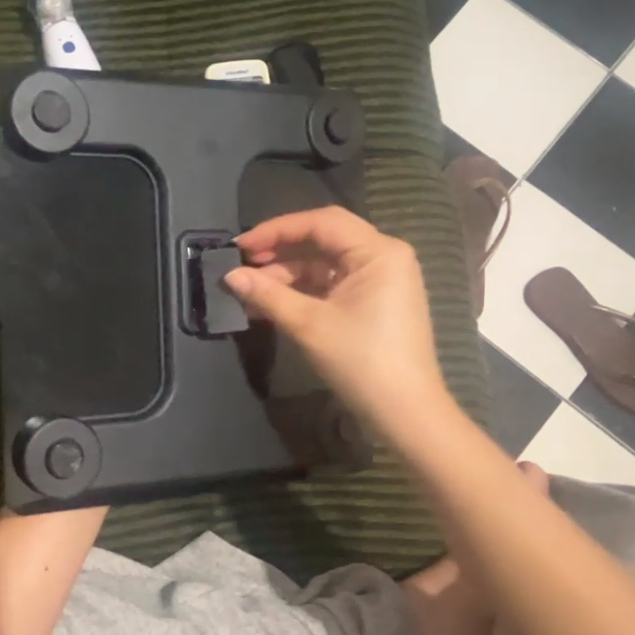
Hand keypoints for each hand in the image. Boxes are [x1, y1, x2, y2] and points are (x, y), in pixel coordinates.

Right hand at [226, 206, 449, 423]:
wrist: (404, 412)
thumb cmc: (361, 361)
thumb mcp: (309, 325)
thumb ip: (267, 295)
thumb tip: (229, 276)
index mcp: (378, 252)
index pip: (321, 222)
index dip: (277, 230)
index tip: (241, 246)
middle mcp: (384, 257)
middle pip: (323, 240)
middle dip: (279, 252)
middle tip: (242, 266)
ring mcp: (381, 280)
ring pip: (324, 264)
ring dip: (287, 275)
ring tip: (249, 293)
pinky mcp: (374, 302)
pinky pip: (332, 285)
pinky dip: (302, 291)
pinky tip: (270, 305)